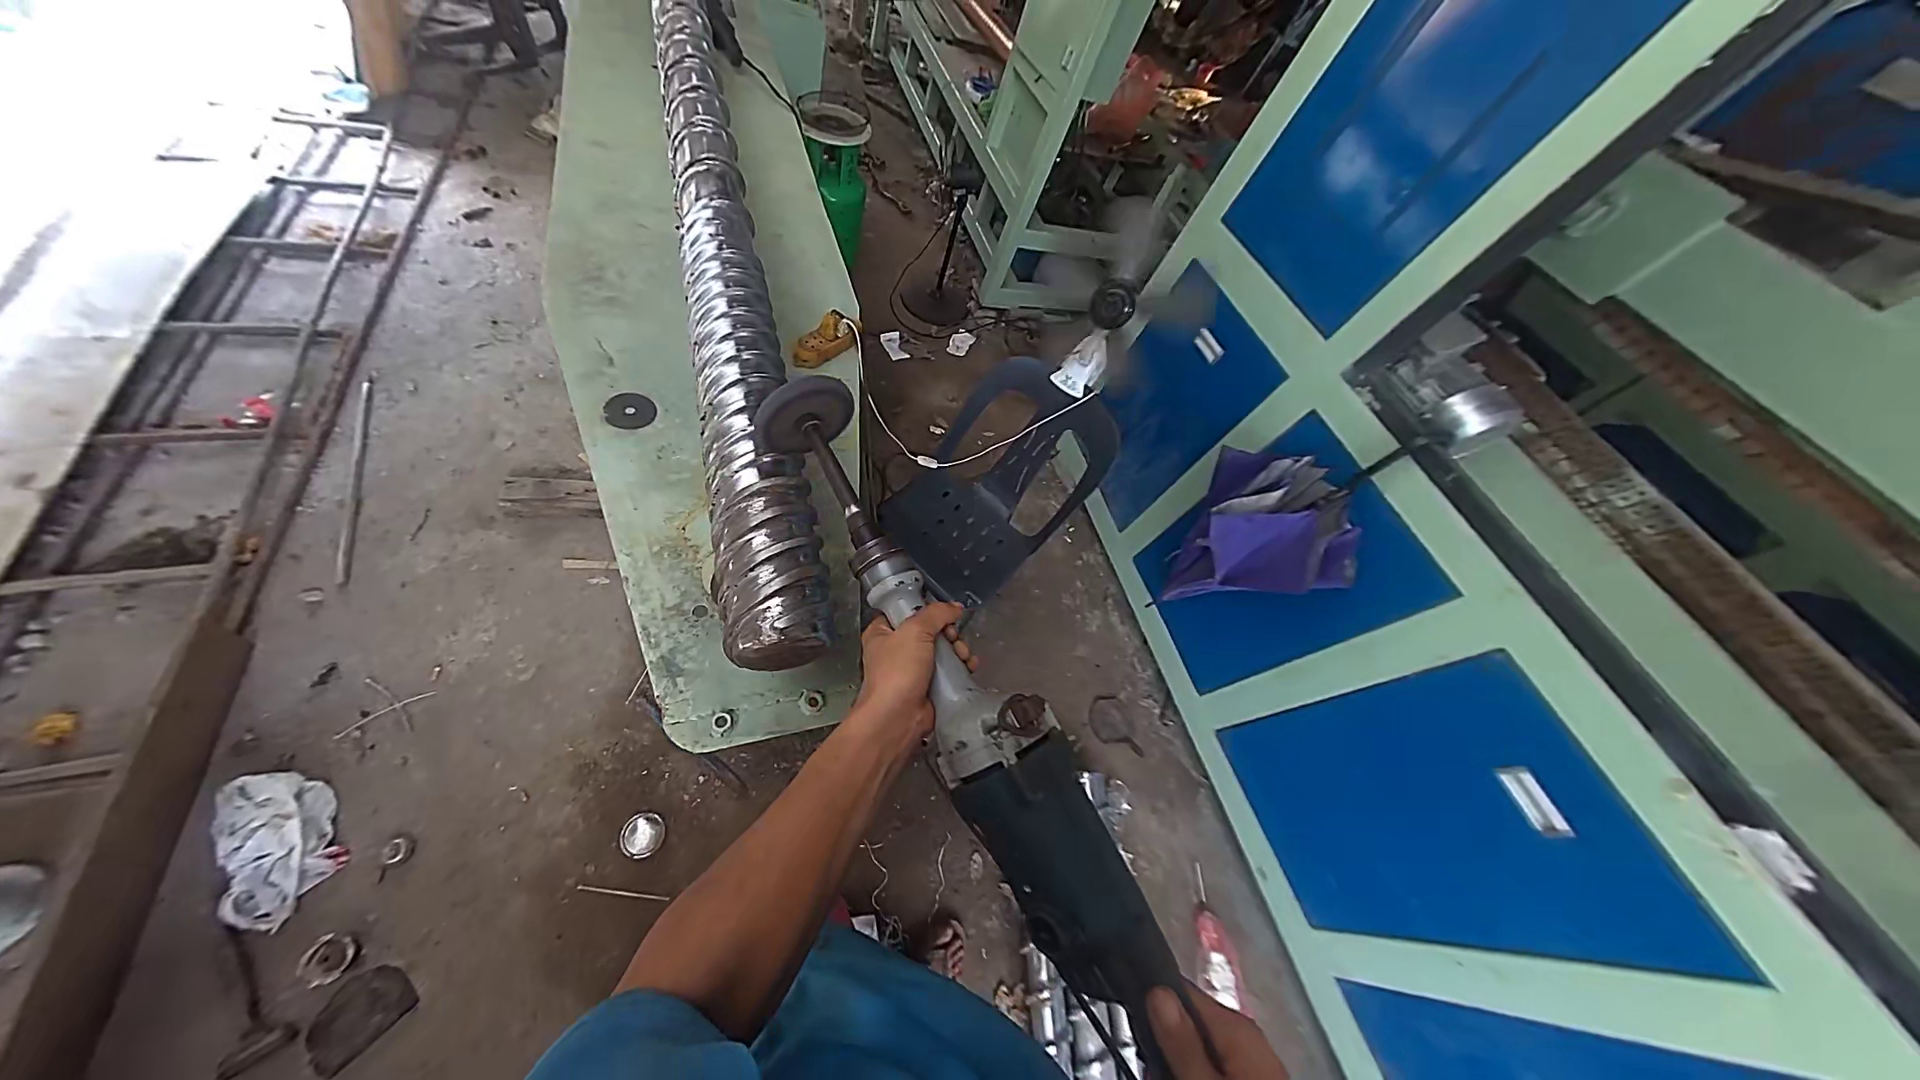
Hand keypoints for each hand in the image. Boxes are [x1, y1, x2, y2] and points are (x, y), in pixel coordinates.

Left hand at [850, 603, 975, 742]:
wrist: (897, 718)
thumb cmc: (896, 672)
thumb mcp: (915, 630)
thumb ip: (936, 613)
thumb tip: (955, 607)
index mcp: (882, 632)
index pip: (907, 611)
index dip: (926, 610)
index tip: (941, 614)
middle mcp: (896, 650)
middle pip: (931, 630)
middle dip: (949, 633)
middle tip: (952, 638)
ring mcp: (914, 669)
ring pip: (943, 650)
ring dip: (958, 649)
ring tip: (962, 655)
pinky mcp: (930, 686)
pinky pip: (950, 670)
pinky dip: (962, 667)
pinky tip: (969, 666)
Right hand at [1148, 983, 1287, 1079]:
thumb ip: (1183, 1043)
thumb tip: (1158, 992)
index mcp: (1236, 1027)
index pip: (1182, 990)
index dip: (1153, 1001)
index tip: (1133, 1021)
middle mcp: (1247, 1035)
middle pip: (1191, 1020)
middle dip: (1166, 1040)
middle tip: (1149, 1066)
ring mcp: (1254, 1060)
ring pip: (1201, 1046)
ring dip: (1180, 1060)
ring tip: (1163, 1075)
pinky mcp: (1254, 1078)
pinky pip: (1216, 1064)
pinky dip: (1198, 1072)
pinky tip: (1186, 1078)